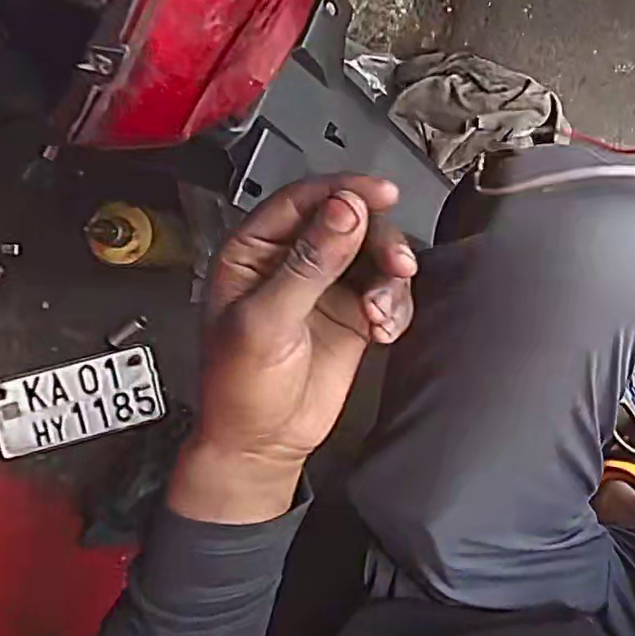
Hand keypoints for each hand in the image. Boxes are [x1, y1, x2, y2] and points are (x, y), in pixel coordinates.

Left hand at [168, 175, 416, 523]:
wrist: (262, 444)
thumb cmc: (238, 387)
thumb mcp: (266, 321)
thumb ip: (309, 264)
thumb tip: (345, 214)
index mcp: (256, 249)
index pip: (305, 199)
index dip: (346, 191)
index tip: (381, 194)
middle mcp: (295, 260)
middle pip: (351, 222)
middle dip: (380, 240)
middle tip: (396, 262)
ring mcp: (327, 286)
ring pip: (376, 254)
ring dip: (391, 277)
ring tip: (382, 311)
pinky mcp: (353, 312)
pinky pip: (389, 290)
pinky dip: (396, 306)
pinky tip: (383, 328)